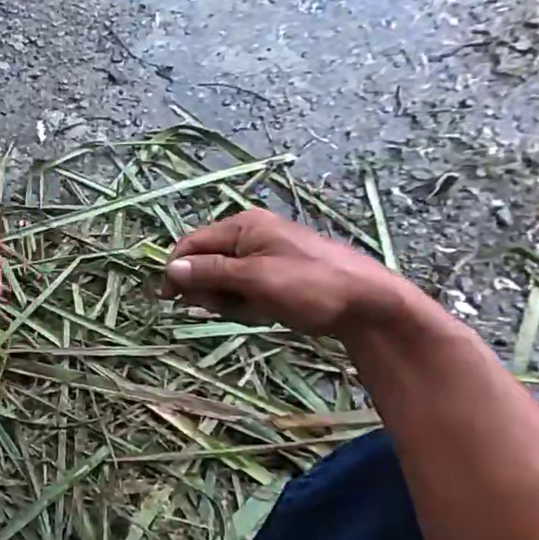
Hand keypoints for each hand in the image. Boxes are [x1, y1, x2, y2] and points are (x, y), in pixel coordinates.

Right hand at [162, 209, 413, 339]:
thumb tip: (170, 268)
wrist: (367, 304)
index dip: (176, 270)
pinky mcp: (273, 276)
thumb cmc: (310, 285)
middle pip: (204, 262)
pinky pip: (242, 290)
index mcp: (243, 226)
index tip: (171, 300)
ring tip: (252, 311)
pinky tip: (264, 313)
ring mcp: (263, 256)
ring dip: (227, 301)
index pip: (191, 243)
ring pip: (222, 281)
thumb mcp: (255, 278)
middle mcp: (249, 235)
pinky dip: (245, 305)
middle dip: (207, 289)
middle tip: (225, 308)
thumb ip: (210, 272)